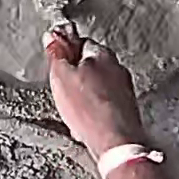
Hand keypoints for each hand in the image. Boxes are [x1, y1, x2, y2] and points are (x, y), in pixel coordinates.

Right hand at [45, 25, 147, 159]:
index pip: (80, 42)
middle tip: (62, 88)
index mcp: (102, 54)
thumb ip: (56, 54)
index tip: (56, 64)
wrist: (114, 142)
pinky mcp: (126, 109)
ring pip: (96, 86)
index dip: (65, 54)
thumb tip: (51, 36)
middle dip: (75, 76)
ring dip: (83, 94)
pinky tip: (84, 121)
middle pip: (89, 65)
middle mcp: (118, 68)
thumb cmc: (88, 108)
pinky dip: (92, 110)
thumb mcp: (60, 76)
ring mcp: (124, 89)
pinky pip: (103, 104)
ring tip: (73, 109)